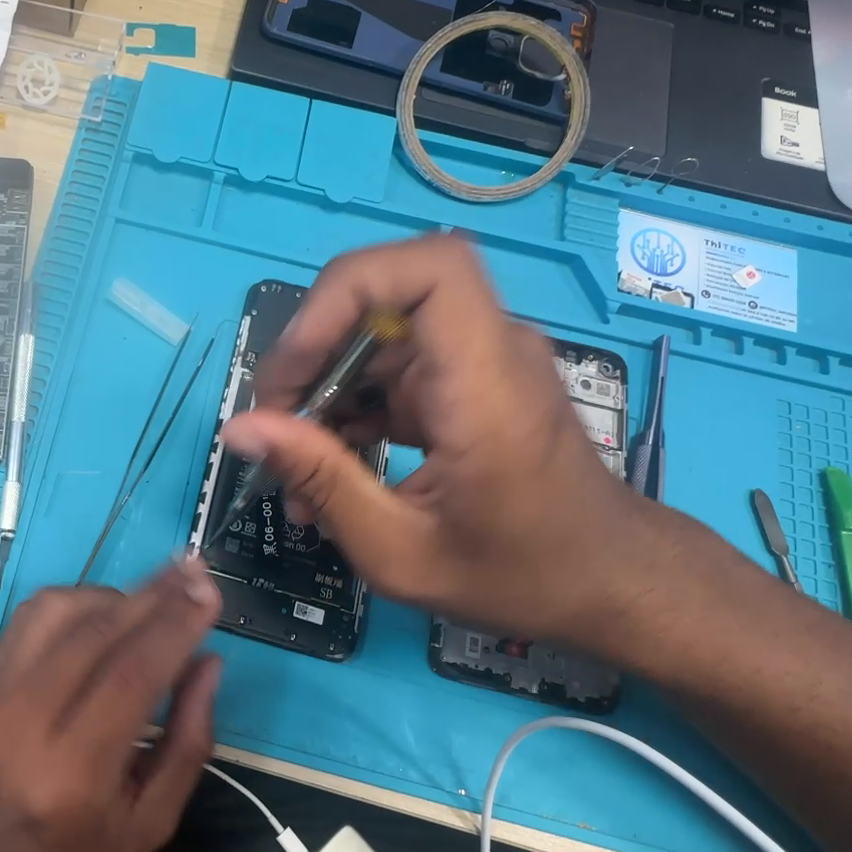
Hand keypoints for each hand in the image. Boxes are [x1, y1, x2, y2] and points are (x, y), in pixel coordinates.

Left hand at [0, 557, 223, 851]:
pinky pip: (29, 618)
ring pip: (58, 612)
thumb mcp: (148, 828)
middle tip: (195, 569)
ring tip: (155, 599)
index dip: (175, 625)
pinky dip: (74, 601)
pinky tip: (105, 610)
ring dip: (114, 595)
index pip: (132, 674)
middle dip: (154, 595)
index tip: (208, 591)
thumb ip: (188, 743)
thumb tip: (209, 663)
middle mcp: (26, 723)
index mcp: (74, 774)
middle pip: (97, 633)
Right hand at [220, 235, 664, 649]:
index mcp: (485, 386)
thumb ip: (320, 481)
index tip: (297, 365)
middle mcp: (486, 352)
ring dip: (319, 389)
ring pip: (371, 336)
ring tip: (294, 462)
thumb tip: (239, 429)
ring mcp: (474, 363)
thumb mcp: (400, 551)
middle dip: (310, 354)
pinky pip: (386, 371)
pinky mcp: (462, 383)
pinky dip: (346, 408)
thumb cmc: (519, 576)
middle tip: (275, 428)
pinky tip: (327, 466)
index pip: (429, 266)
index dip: (345, 292)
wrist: (611, 585)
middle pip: (380, 296)